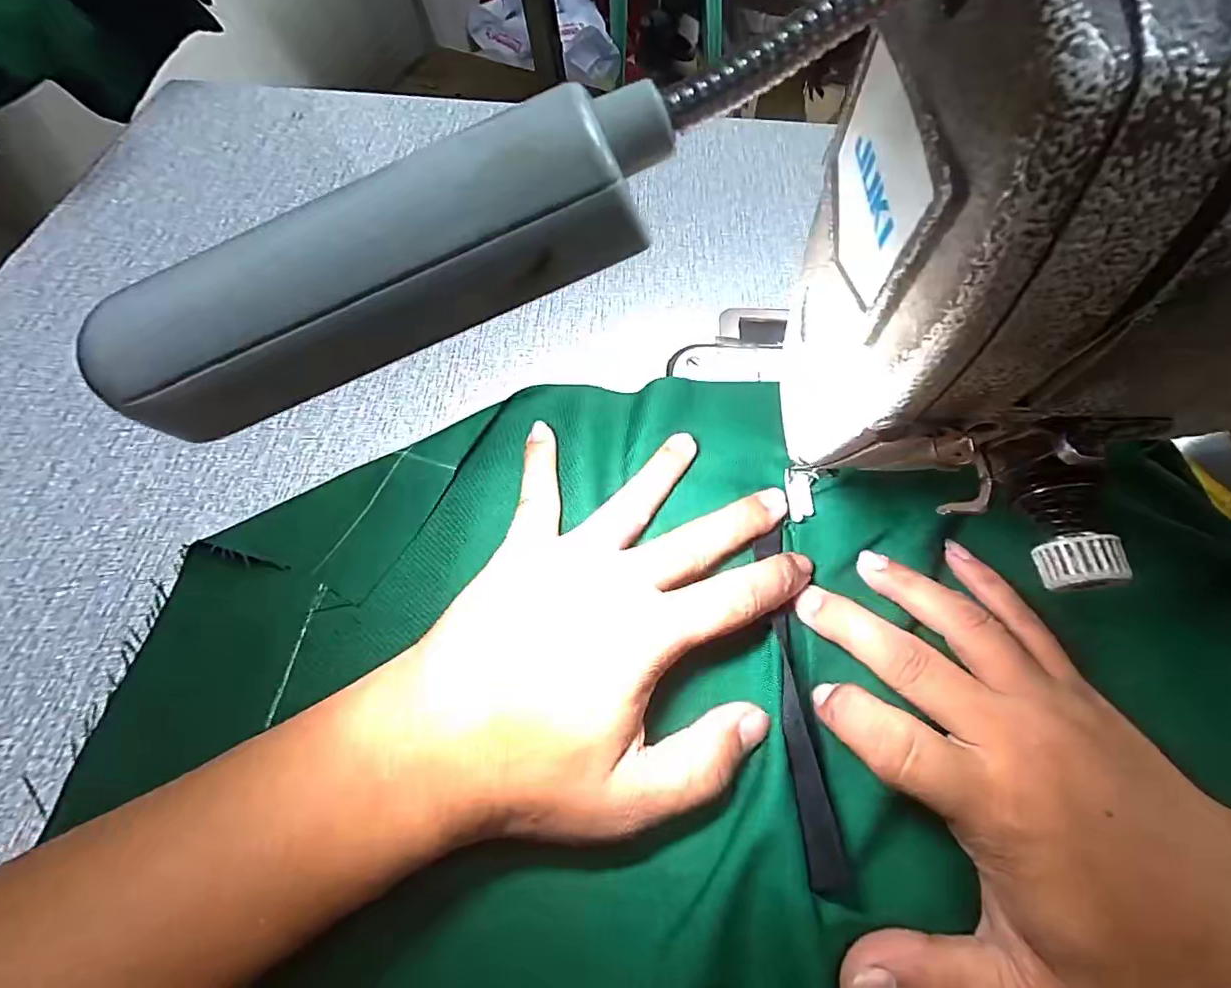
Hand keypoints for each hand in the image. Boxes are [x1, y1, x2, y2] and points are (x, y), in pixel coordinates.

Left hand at [343, 420, 811, 848]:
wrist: (426, 747)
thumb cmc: (528, 775)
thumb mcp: (628, 799)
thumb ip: (702, 764)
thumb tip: (755, 719)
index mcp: (649, 634)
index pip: (732, 599)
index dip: (774, 581)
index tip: (804, 564)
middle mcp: (617, 583)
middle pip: (695, 542)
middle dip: (741, 520)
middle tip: (774, 497)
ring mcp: (567, 561)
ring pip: (629, 507)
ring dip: (661, 473)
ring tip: (686, 442)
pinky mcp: (520, 556)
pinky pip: (537, 502)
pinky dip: (540, 465)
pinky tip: (541, 432)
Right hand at [798, 544, 1230, 987]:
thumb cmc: (1124, 949)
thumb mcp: (1022, 978)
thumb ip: (929, 970)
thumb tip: (846, 981)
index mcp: (990, 800)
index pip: (895, 744)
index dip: (847, 715)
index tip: (813, 692)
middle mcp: (1010, 732)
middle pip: (917, 664)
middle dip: (856, 628)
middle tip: (810, 598)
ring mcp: (1046, 698)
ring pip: (965, 626)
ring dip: (913, 589)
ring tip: (870, 561)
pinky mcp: (1076, 686)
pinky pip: (1024, 622)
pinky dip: (988, 584)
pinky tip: (959, 556)